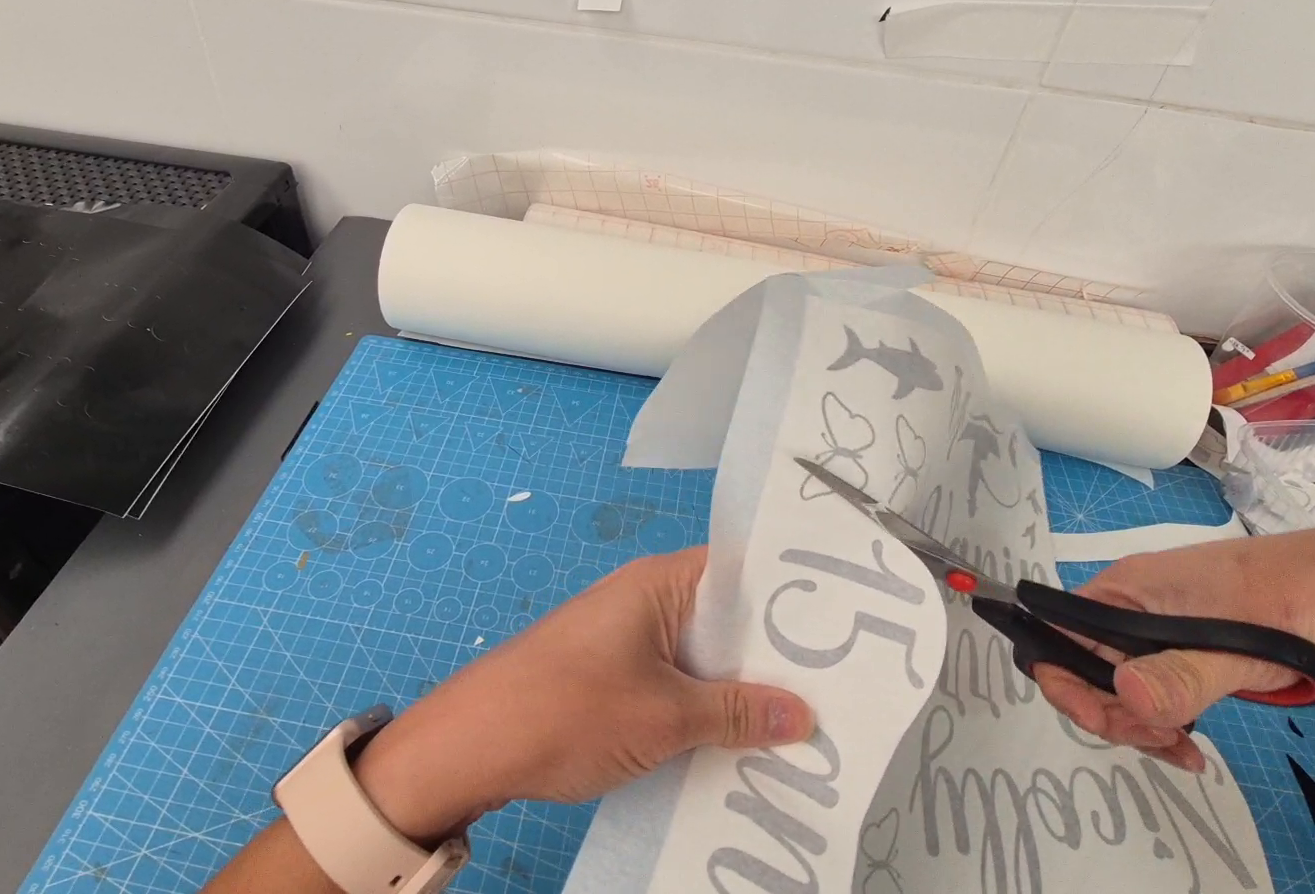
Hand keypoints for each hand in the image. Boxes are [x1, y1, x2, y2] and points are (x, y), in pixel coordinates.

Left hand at [352, 547, 815, 841]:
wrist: (474, 743)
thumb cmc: (571, 709)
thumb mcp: (665, 715)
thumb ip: (736, 712)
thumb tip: (802, 715)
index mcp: (659, 583)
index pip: (738, 572)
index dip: (788, 597)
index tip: (840, 628)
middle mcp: (643, 597)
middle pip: (722, 617)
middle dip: (768, 655)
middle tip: (833, 687)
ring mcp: (625, 635)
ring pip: (698, 653)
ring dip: (734, 686)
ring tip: (796, 720)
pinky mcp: (611, 670)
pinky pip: (671, 677)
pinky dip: (701, 703)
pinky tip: (734, 739)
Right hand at [1031, 527, 1314, 772]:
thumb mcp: (1253, 644)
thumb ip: (1186, 674)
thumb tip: (1125, 696)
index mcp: (1130, 588)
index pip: (1059, 633)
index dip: (1068, 681)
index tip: (1119, 723)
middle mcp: (1136, 604)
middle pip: (1085, 663)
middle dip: (1112, 711)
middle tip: (1168, 742)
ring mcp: (1167, 626)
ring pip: (1120, 680)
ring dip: (1139, 721)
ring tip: (1186, 749)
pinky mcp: (1198, 647)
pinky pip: (1157, 685)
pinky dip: (1165, 717)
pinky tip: (1193, 742)